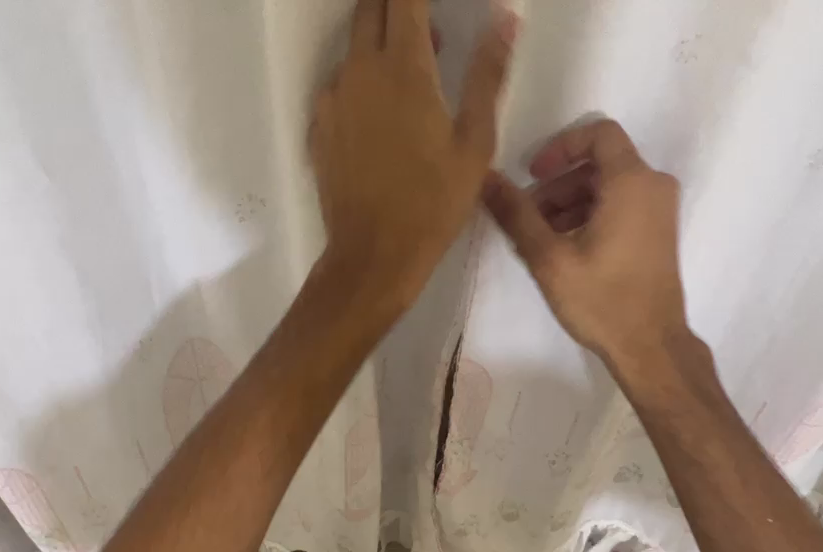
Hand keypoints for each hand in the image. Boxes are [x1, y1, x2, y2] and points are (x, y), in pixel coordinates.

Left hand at [312, 0, 517, 302]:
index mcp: (404, 66)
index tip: (433, 4)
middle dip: (395, 5)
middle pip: (370, 7)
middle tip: (425, 27)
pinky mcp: (318, 128)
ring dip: (379, 47)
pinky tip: (382, 120)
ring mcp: (333, 99)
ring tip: (411, 81)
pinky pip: (339, 89)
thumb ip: (486, 75)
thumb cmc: (432, 204)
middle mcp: (359, 70)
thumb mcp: (474, 144)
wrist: (373, 256)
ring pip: (353, 49)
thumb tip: (504, 20)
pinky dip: (361, 86)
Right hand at [483, 119, 700, 378]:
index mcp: (632, 181)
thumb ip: (517, 215)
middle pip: (599, 163)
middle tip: (528, 217)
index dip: (560, 148)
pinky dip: (591, 216)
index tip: (533, 176)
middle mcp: (653, 185)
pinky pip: (621, 207)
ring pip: (608, 188)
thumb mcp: (550, 259)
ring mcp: (659, 210)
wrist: (649, 344)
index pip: (598, 134)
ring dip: (571, 203)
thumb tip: (487, 180)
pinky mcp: (657, 233)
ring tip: (541, 239)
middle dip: (559, 185)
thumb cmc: (602, 300)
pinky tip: (566, 250)